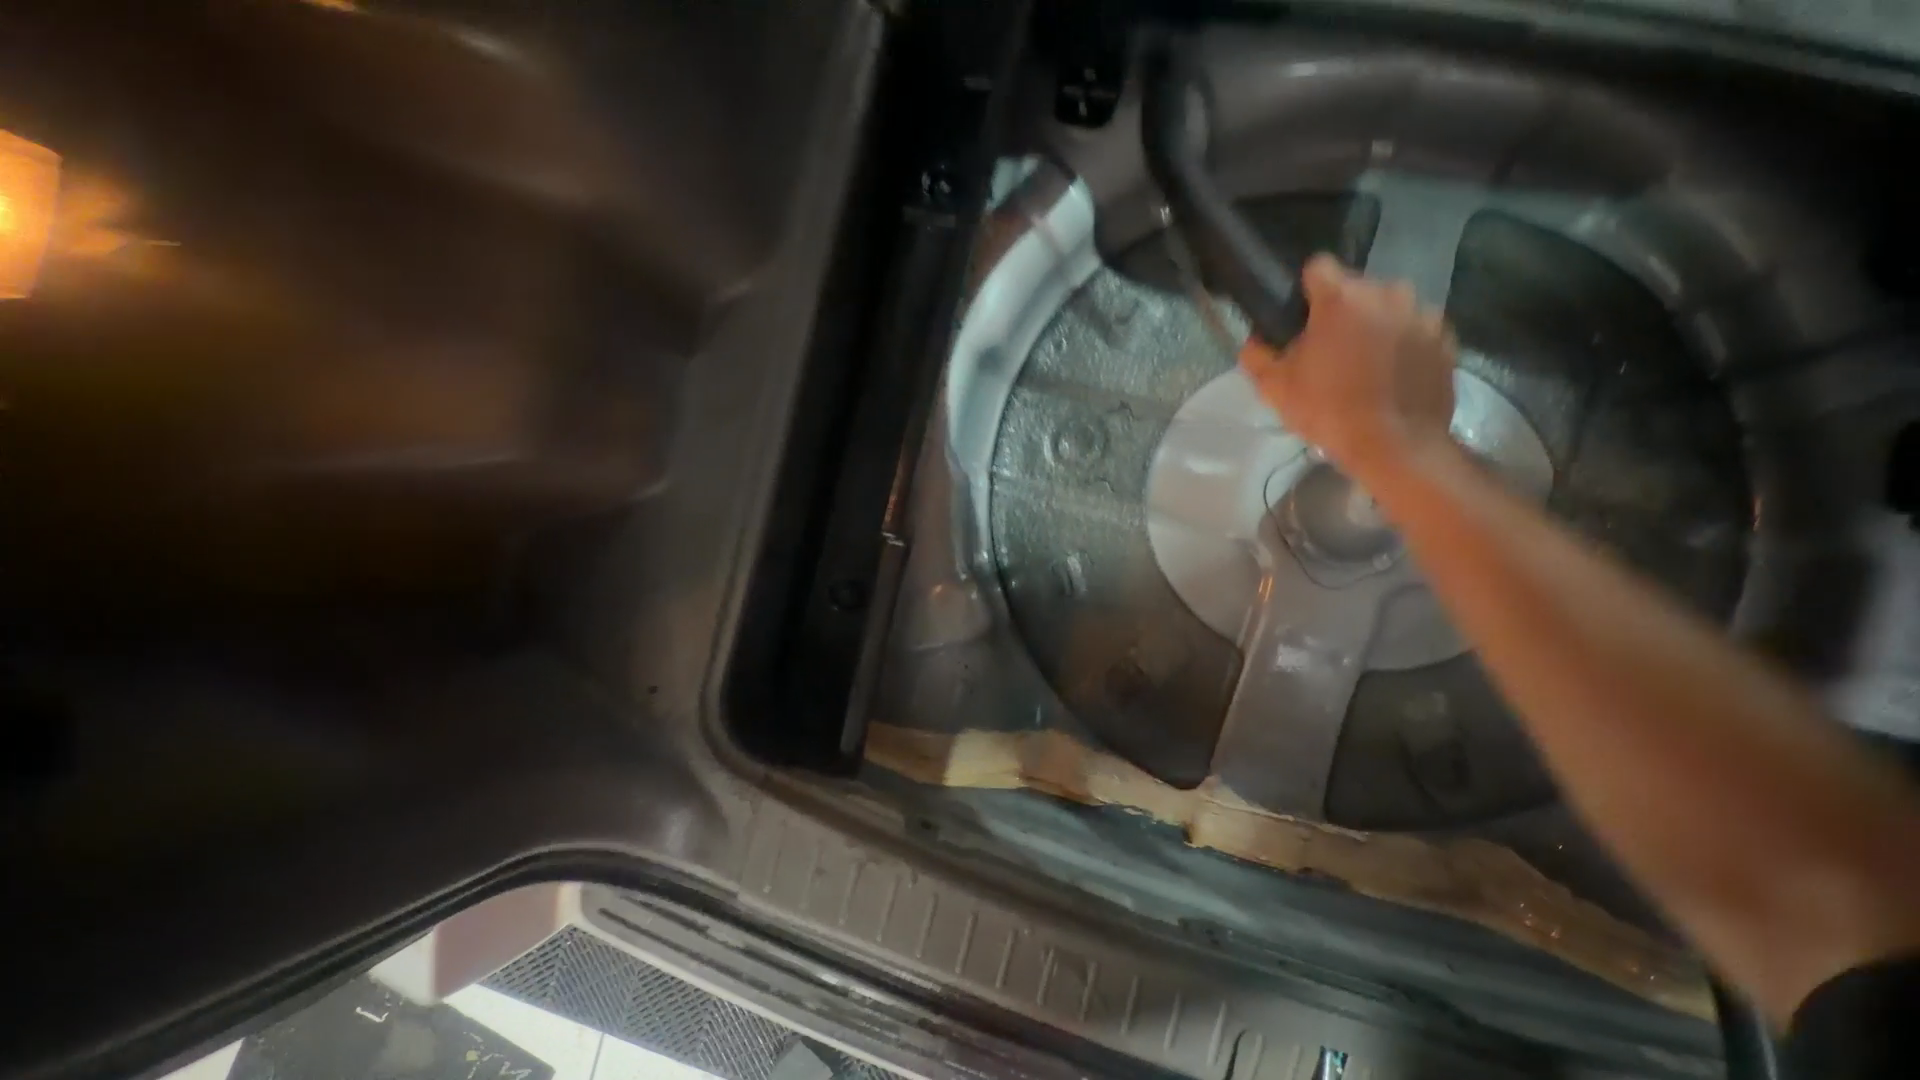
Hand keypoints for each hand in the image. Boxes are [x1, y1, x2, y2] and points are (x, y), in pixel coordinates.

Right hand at [1240, 255, 1457, 481]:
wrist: (1396, 445)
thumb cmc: (1330, 411)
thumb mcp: (1275, 388)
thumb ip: (1257, 356)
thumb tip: (1255, 341)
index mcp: (1342, 298)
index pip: (1318, 266)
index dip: (1306, 290)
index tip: (1303, 318)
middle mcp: (1386, 293)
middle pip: (1357, 288)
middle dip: (1344, 311)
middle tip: (1333, 350)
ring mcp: (1422, 314)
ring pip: (1390, 306)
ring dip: (1377, 324)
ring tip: (1368, 363)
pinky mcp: (1446, 338)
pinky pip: (1417, 329)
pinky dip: (1405, 343)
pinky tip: (1394, 375)